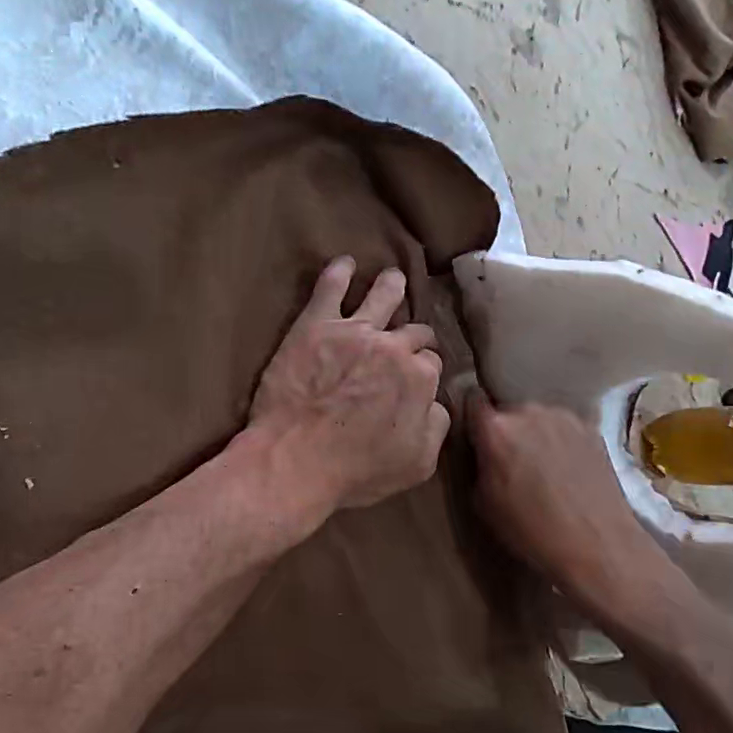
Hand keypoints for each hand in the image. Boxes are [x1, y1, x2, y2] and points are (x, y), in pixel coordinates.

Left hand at [250, 257, 449, 510]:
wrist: (295, 462)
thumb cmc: (356, 470)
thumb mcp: (418, 463)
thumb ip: (437, 426)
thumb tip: (437, 402)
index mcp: (420, 378)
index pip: (432, 364)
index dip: (425, 371)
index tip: (416, 379)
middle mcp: (394, 346)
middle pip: (414, 331)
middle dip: (415, 336)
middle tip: (408, 341)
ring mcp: (356, 331)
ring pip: (384, 294)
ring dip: (392, 285)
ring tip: (394, 277)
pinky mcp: (317, 325)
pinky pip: (331, 287)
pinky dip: (339, 272)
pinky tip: (345, 263)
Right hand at [463, 386, 661, 606]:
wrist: (597, 542)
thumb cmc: (533, 531)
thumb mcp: (484, 504)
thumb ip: (479, 464)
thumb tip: (484, 450)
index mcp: (497, 429)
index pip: (473, 402)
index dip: (473, 418)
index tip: (476, 434)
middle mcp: (529, 411)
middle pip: (508, 412)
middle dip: (507, 432)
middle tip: (513, 463)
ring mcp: (563, 416)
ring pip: (538, 419)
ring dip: (536, 435)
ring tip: (545, 469)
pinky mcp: (590, 426)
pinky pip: (564, 427)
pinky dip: (561, 441)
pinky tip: (568, 469)